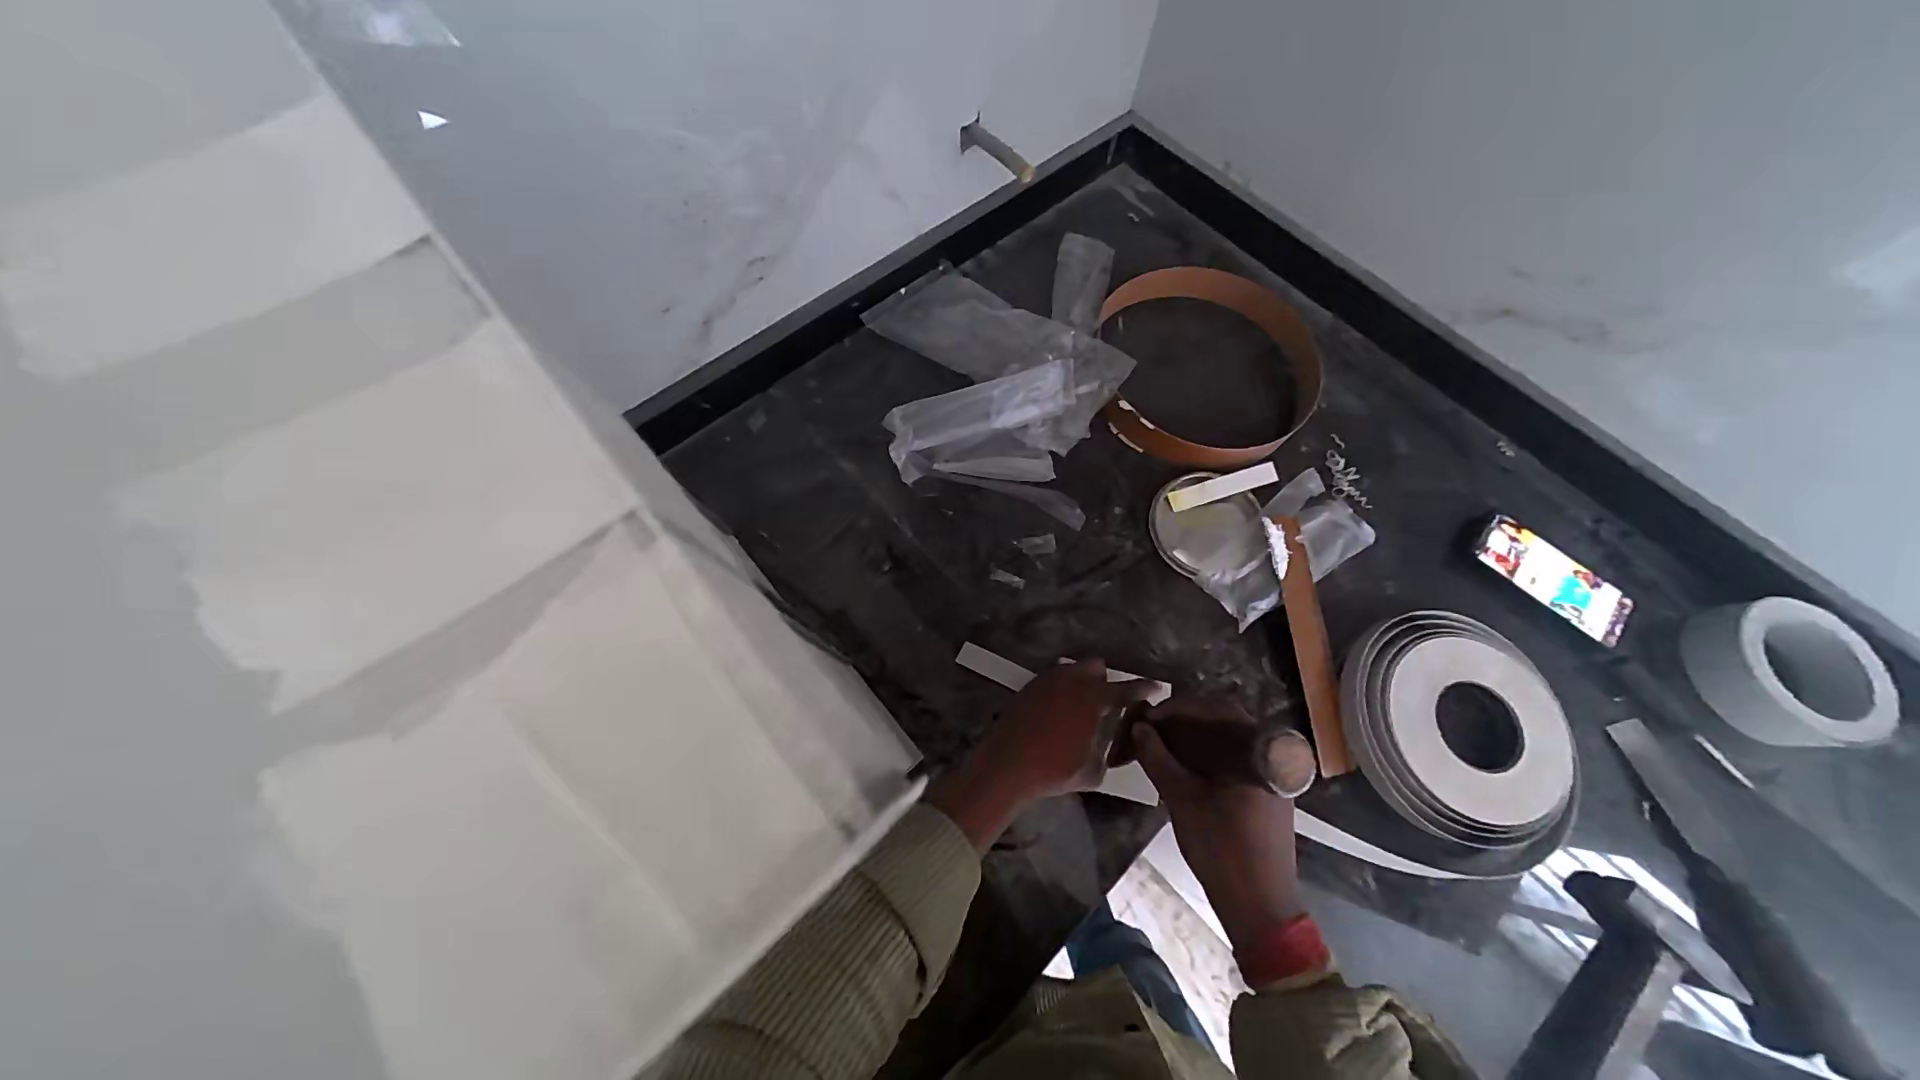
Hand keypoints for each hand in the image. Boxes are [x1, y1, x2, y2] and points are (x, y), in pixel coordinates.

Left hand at [929, 660, 1152, 850]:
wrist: (1006, 766)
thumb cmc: (1053, 771)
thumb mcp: (1092, 771)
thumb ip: (1108, 752)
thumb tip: (1114, 746)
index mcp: (1093, 699)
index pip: (1127, 689)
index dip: (1144, 688)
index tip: (1155, 686)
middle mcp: (1072, 681)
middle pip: (1096, 668)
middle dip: (1105, 681)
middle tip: (1106, 703)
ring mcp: (1046, 680)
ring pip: (1072, 670)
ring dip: (1081, 682)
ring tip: (1080, 707)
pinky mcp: (1028, 687)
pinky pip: (1052, 680)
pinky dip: (1061, 690)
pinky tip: (1059, 711)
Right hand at [1134, 699, 1304, 953]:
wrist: (1259, 905)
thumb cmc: (1221, 848)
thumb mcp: (1181, 799)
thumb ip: (1158, 759)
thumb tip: (1138, 728)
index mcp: (1256, 751)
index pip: (1216, 709)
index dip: (1177, 708)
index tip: (1148, 717)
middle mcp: (1268, 756)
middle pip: (1223, 721)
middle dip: (1184, 721)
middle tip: (1151, 728)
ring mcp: (1268, 775)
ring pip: (1227, 741)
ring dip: (1193, 738)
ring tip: (1158, 744)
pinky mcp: (1264, 792)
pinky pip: (1233, 760)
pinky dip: (1205, 756)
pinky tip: (1179, 765)